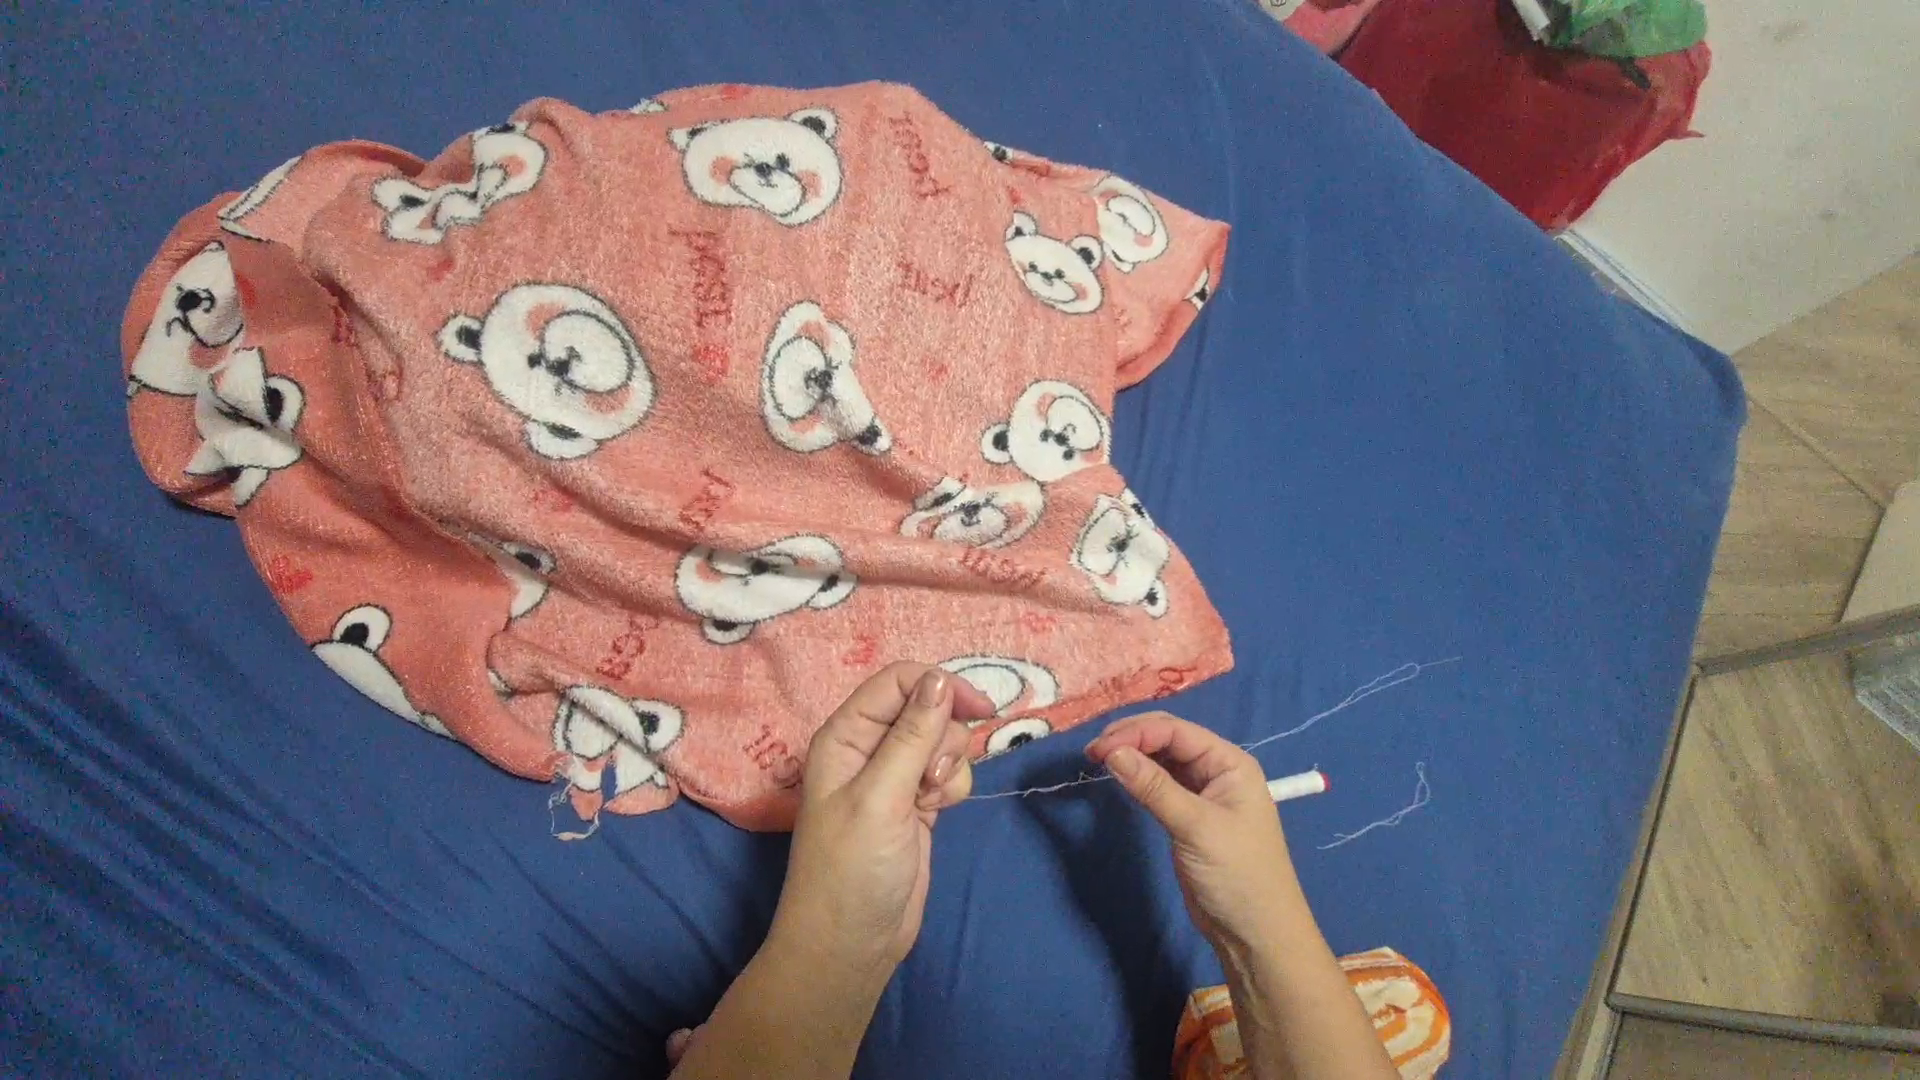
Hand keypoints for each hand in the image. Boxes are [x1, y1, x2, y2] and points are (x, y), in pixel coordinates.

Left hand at [769, 662, 995, 971]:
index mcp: (847, 734)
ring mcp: (896, 774)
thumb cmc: (852, 867)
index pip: (898, 681)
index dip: (939, 685)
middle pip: (928, 706)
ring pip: (944, 739)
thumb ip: (912, 735)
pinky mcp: (919, 799)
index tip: (979, 708)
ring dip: (950, 764)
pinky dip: (953, 785)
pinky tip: (937, 812)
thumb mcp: (880, 796)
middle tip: (932, 776)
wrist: (854, 945)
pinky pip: (950, 770)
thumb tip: (941, 678)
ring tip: (930, 799)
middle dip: (944, 735)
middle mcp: (870, 746)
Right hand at [1085, 712, 1300, 951]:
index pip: (1175, 731)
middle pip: (1167, 737)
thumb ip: (1153, 787)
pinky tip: (1120, 776)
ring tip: (1098, 760)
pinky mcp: (1187, 814)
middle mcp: (1216, 769)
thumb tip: (1110, 752)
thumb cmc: (1238, 876)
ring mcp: (1202, 791)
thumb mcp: (1195, 827)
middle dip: (1130, 738)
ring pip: (1160, 758)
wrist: (1256, 937)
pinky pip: (1159, 781)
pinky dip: (1137, 775)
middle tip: (1092, 752)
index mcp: (1229, 762)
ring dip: (1131, 754)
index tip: (1099, 749)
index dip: (1135, 733)